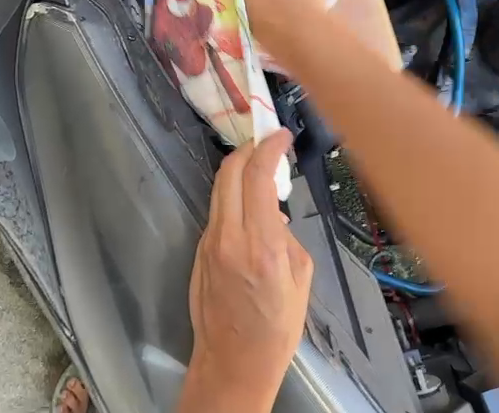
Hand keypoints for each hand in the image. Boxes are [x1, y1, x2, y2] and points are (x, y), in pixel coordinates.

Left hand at [180, 130, 312, 412]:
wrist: (233, 363)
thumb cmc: (275, 330)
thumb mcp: (299, 280)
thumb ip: (287, 236)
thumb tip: (274, 212)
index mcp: (260, 244)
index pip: (257, 175)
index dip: (269, 147)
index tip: (280, 135)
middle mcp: (228, 236)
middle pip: (230, 171)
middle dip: (249, 149)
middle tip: (267, 145)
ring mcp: (209, 241)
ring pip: (220, 188)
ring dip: (240, 171)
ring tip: (262, 173)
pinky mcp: (199, 249)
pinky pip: (218, 211)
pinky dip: (234, 198)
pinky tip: (251, 211)